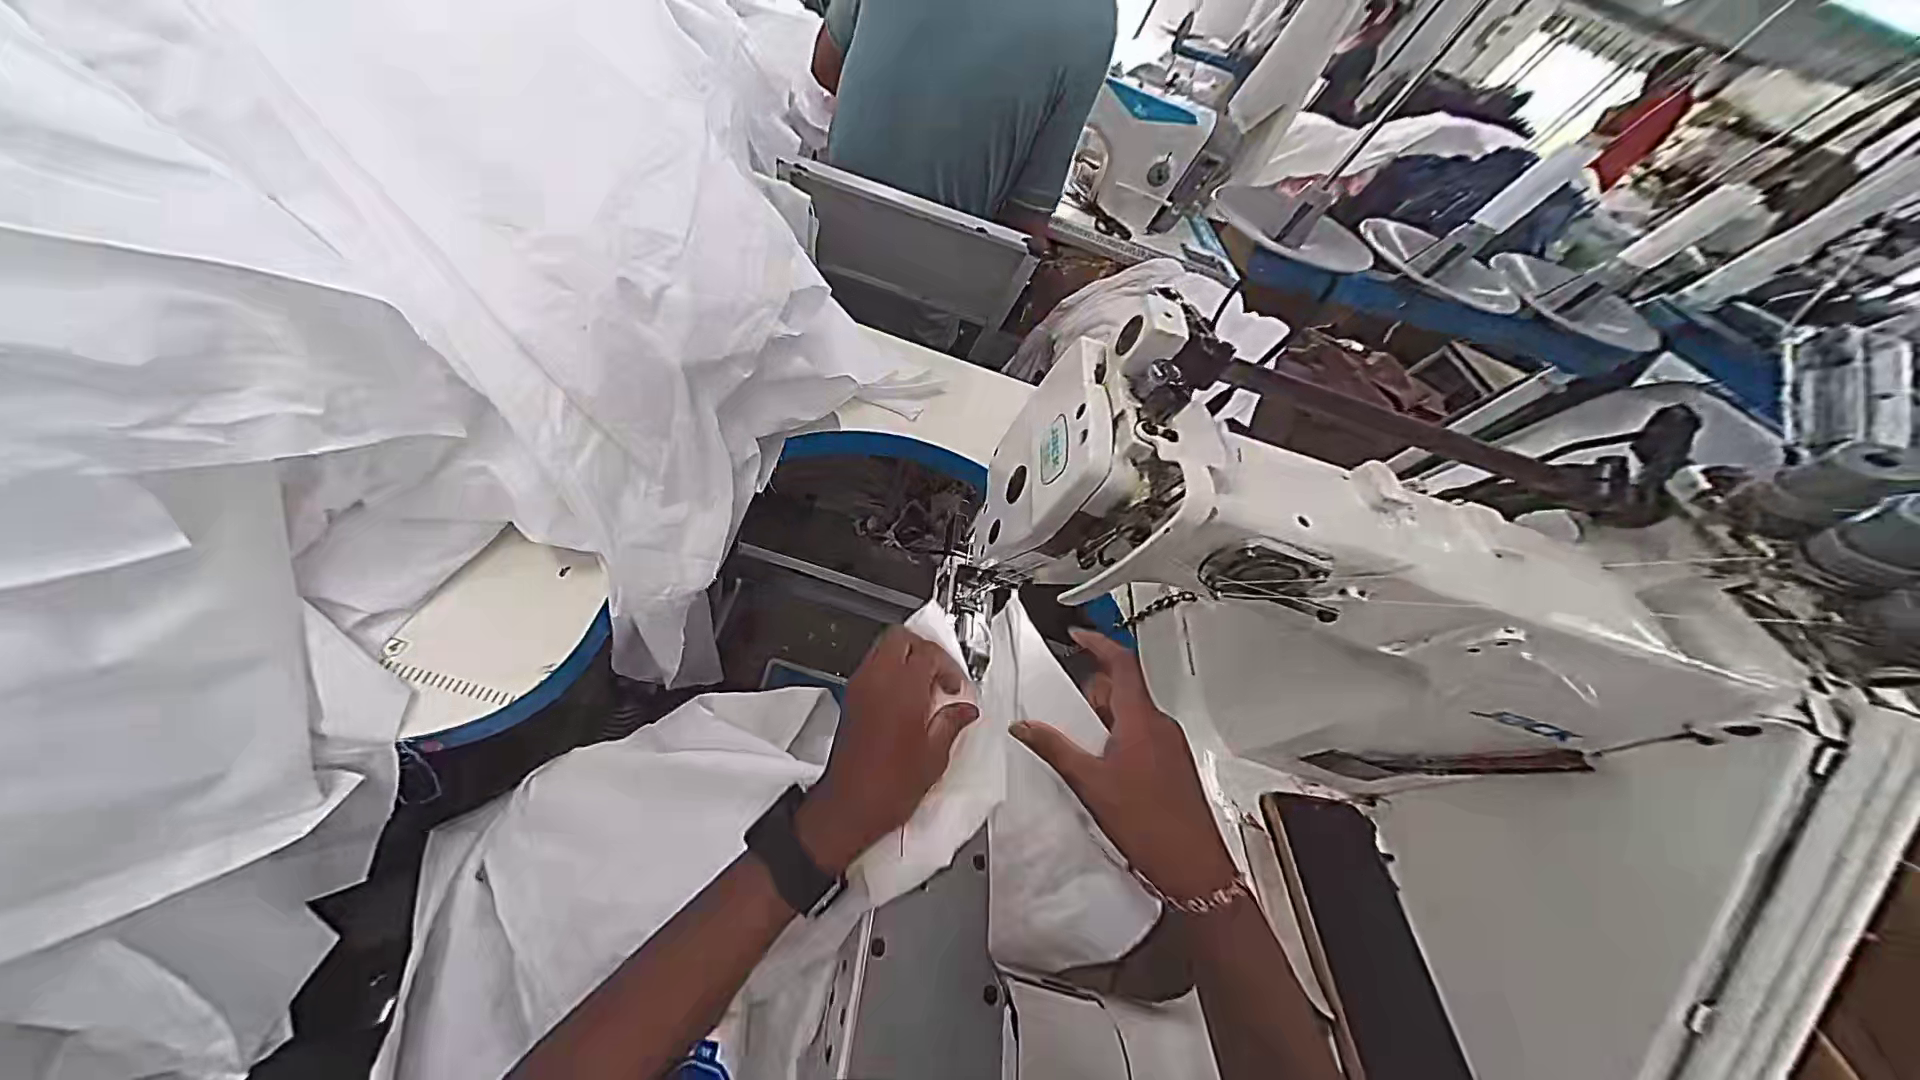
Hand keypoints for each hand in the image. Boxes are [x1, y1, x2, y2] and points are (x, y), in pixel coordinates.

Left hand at [797, 627, 978, 874]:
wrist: (848, 806)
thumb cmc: (887, 787)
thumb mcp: (934, 756)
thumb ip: (951, 723)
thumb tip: (964, 710)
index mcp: (903, 690)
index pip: (928, 653)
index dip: (948, 665)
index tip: (956, 685)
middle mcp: (878, 681)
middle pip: (901, 638)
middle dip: (925, 649)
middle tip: (941, 673)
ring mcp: (860, 687)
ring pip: (884, 648)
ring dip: (906, 658)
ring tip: (924, 686)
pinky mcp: (851, 698)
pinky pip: (872, 667)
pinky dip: (890, 671)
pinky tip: (906, 698)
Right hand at [1012, 628, 1237, 902]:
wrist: (1194, 869)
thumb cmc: (1153, 828)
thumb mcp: (1090, 783)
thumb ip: (1054, 748)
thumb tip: (1027, 728)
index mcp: (1141, 720)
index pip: (1121, 663)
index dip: (1097, 643)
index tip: (1079, 635)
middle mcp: (1160, 725)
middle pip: (1120, 689)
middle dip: (1090, 697)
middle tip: (1069, 719)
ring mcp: (1169, 744)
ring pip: (1130, 714)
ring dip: (1104, 722)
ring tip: (1086, 755)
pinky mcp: (1172, 763)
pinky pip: (1141, 734)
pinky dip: (1118, 739)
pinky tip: (1106, 771)